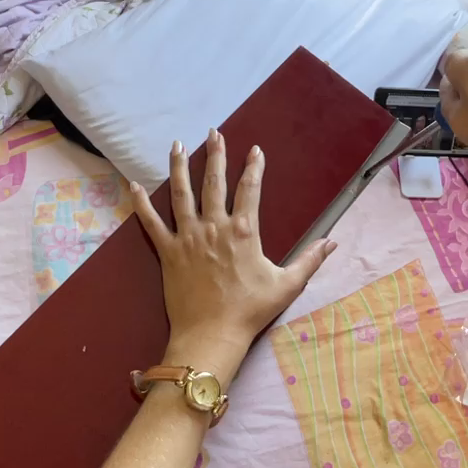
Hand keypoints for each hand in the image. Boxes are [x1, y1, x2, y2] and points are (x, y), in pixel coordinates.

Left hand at [130, 130, 336, 379]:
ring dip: (180, 167)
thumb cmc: (250, 311)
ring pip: (181, 194)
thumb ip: (310, 260)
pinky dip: (141, 204)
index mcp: (243, 231)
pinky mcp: (167, 252)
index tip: (255, 149)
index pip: (250, 190)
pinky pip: (151, 223)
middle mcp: (213, 227)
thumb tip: (333, 242)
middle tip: (214, 132)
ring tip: (178, 144)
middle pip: (214, 183)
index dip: (254, 167)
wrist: (211, 335)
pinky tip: (133, 185)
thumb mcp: (287, 285)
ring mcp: (188, 237)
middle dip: (216, 155)